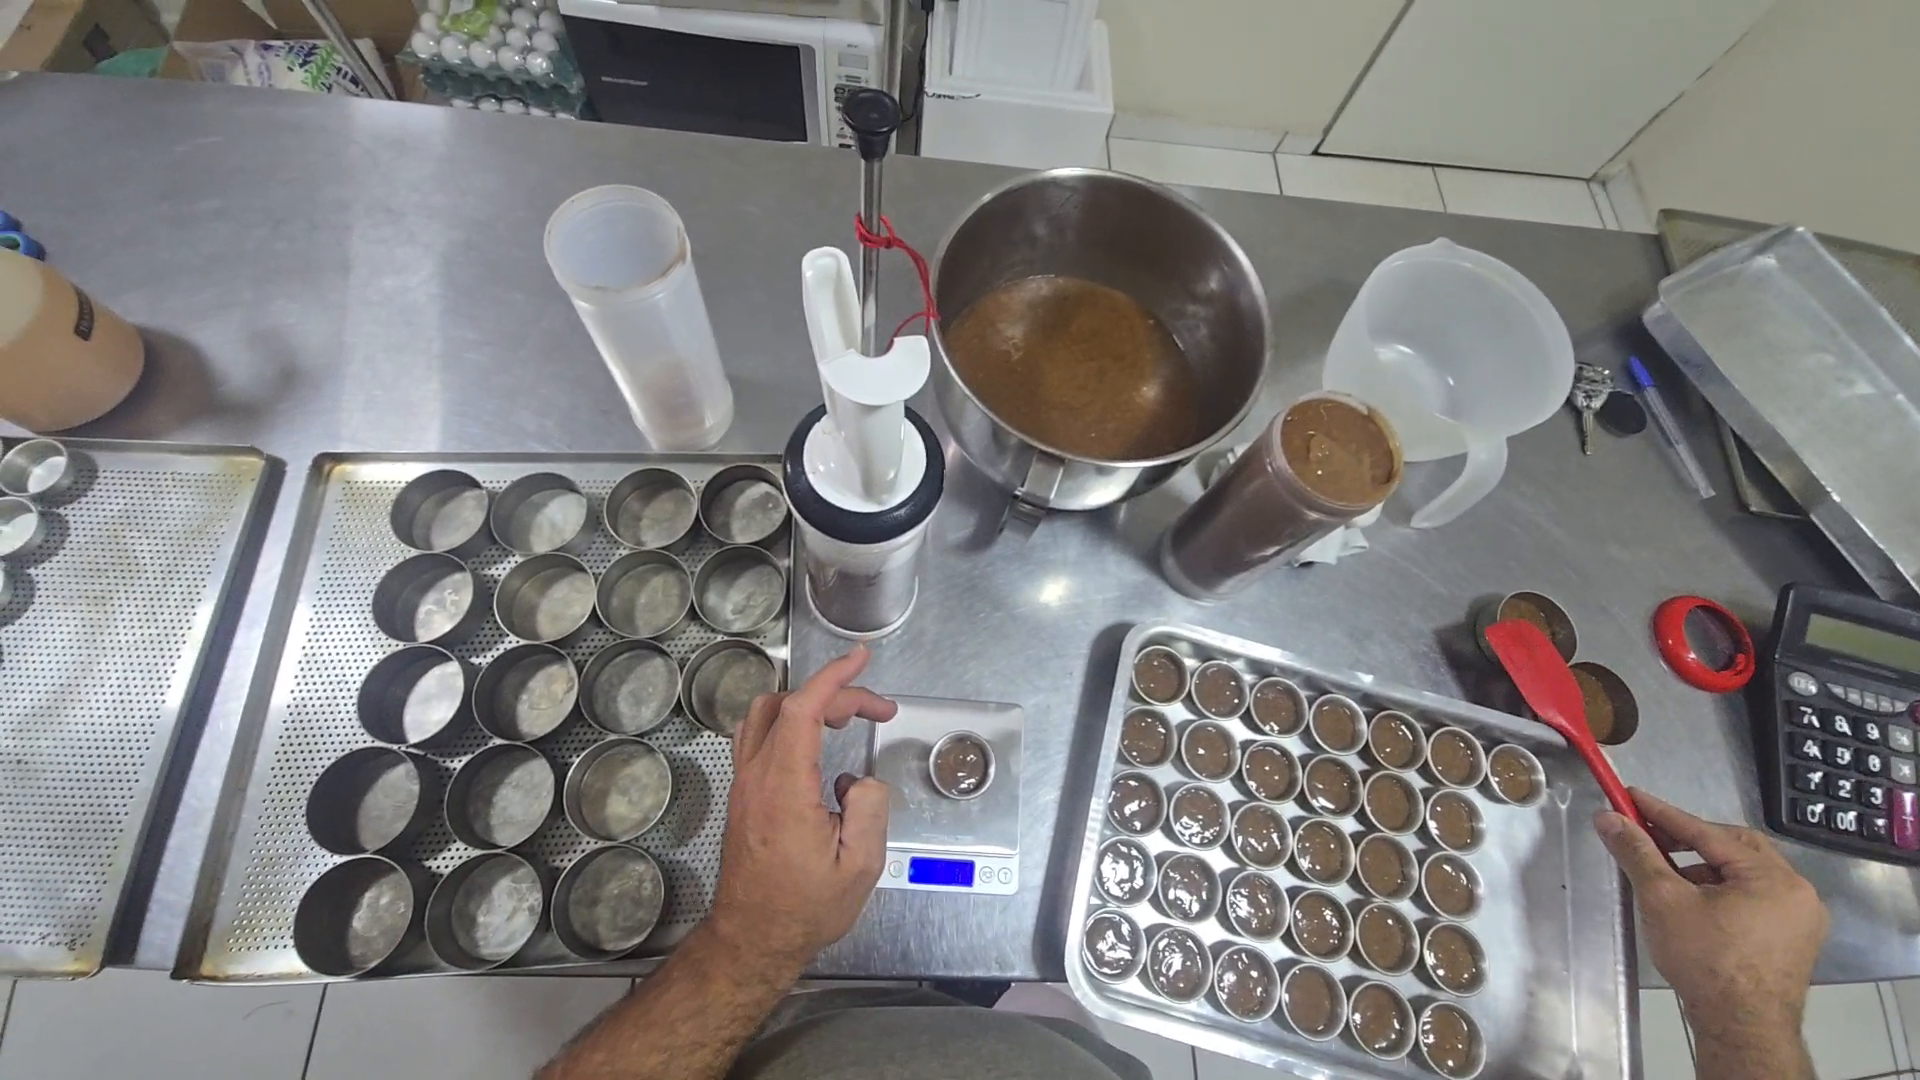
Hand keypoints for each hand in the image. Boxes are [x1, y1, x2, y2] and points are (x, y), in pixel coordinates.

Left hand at [707, 647, 898, 975]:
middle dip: (837, 694)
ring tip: (846, 716)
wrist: (752, 940)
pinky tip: (815, 740)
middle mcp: (756, 776)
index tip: (862, 658)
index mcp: (784, 788)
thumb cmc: (805, 908)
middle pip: (789, 705)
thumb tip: (859, 780)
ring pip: (765, 713)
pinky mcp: (743, 793)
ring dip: (808, 702)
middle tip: (878, 710)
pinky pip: (759, 735)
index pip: (803, 709)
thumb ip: (870, 809)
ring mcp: (744, 783)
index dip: (834, 677)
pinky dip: (790, 719)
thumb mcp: (859, 866)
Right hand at [1594, 787, 1827, 1038]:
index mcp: (1773, 879)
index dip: (1661, 812)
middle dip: (1688, 836)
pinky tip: (1689, 896)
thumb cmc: (1704, 956)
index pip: (1706, 832)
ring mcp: (1799, 917)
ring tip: (1663, 868)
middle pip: (1734, 846)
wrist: (1740, 1024)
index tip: (1627, 795)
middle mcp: (1797, 892)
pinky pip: (1751, 893)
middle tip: (1649, 833)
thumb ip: (1636, 851)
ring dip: (1700, 862)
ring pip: (1742, 870)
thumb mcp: (1661, 897)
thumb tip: (1608, 816)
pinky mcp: (1791, 937)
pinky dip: (1717, 884)